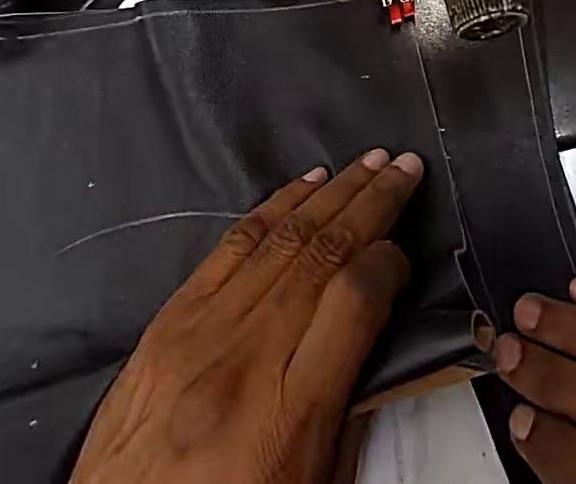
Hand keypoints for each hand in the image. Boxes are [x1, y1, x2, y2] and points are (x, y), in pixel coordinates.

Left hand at [69, 149, 424, 483]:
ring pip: (283, 236)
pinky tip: (306, 183)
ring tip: (369, 163)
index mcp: (287, 412)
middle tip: (406, 166)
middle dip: (374, 200)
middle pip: (324, 251)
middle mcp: (244, 358)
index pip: (355, 298)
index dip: (389, 261)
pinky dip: (275, 205)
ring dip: (334, 190)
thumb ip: (351, 409)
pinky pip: (232, 244)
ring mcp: (200, 331)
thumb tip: (372, 330)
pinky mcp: (169, 321)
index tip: (404, 254)